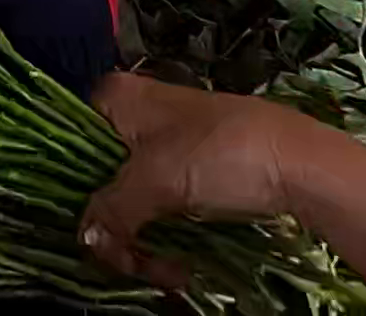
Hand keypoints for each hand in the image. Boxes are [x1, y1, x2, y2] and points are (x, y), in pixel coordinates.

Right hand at [79, 73, 324, 285]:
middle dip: (112, 221)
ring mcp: (160, 135)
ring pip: (128, 190)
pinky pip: (155, 196)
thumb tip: (84, 240)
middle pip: (98, 170)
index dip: (70, 182)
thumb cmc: (214, 153)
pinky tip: (178, 259)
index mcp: (113, 95)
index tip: (83, 225)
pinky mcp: (186, 160)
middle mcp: (130, 109)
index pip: (68, 134)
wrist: (297, 162)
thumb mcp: (155, 183)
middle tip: (127, 262)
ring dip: (140, 234)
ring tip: (167, 269)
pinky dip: (161, 227)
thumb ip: (111, 210)